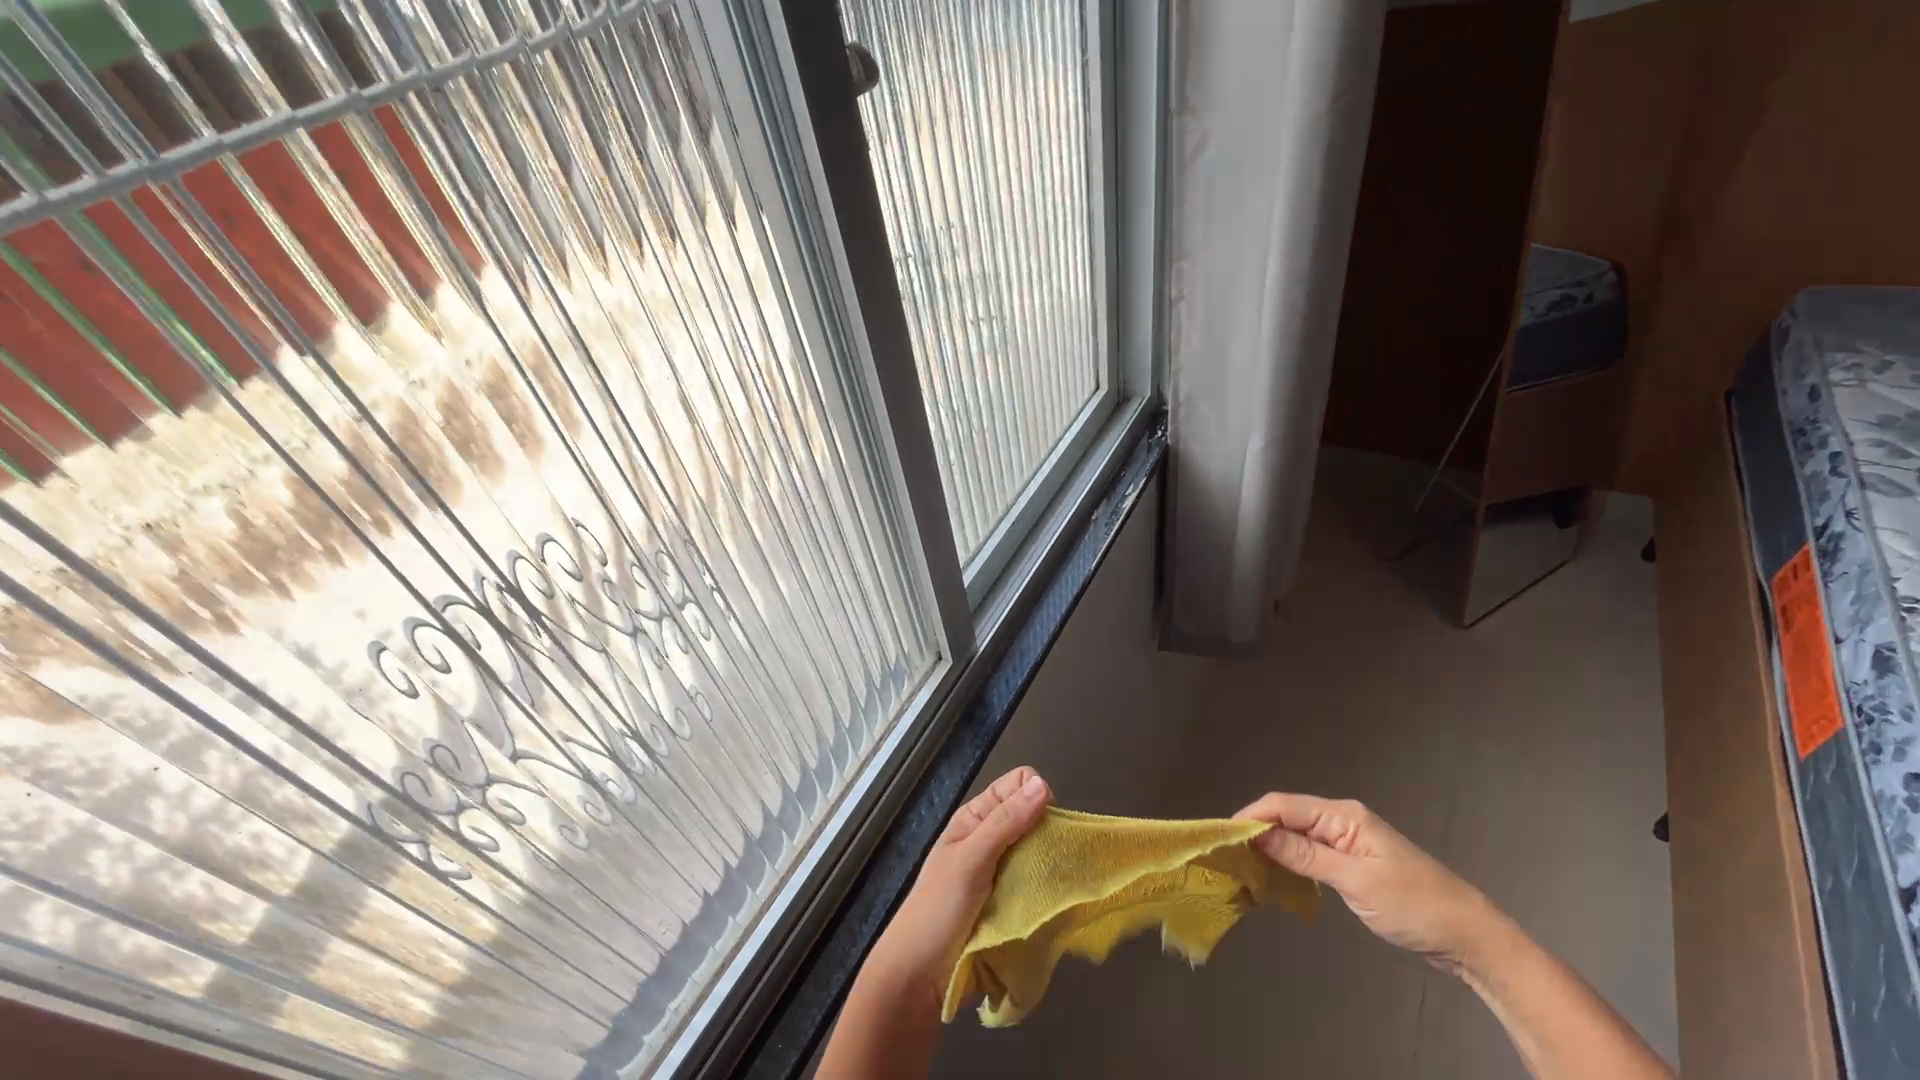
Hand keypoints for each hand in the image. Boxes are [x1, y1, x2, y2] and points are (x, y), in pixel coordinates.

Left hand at [867, 767, 1052, 1007]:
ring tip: (1055, 882)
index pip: (1019, 785)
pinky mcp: (1016, 903)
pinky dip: (1050, 888)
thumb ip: (1005, 823)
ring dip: (1051, 863)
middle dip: (1049, 832)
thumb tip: (1044, 784)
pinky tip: (1055, 900)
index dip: (1036, 797)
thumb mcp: (970, 858)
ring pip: (1042, 852)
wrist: (922, 972)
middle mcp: (993, 839)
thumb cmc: (939, 909)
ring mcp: (1005, 872)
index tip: (1043, 827)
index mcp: (976, 818)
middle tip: (1048, 860)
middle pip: (1035, 818)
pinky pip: (1042, 884)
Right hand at [1234, 793, 1497, 969]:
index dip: (1249, 817)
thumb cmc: (1414, 905)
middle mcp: (1342, 822)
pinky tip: (1272, 878)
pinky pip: (1309, 854)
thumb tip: (1256, 832)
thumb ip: (1304, 855)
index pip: (1283, 805)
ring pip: (1295, 836)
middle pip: (1286, 817)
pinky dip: (1287, 863)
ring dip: (1269, 848)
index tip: (1219, 838)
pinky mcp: (1351, 865)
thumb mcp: (1355, 880)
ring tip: (1241, 868)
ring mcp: (1347, 844)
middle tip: (1225, 858)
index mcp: (1344, 816)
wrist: (1469, 938)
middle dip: (1254, 831)